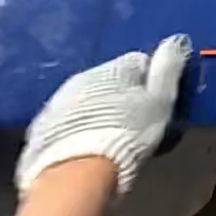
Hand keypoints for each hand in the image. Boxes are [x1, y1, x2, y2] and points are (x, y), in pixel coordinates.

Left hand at [16, 35, 191, 195]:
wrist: (76, 174)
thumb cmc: (127, 134)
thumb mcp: (160, 102)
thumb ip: (168, 69)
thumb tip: (176, 41)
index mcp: (116, 67)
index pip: (139, 63)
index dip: (150, 84)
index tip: (154, 105)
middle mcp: (84, 75)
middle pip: (110, 81)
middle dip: (121, 97)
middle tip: (132, 125)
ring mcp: (58, 101)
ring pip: (86, 100)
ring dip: (97, 111)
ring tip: (107, 138)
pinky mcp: (40, 127)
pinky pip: (65, 121)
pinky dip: (76, 129)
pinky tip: (84, 149)